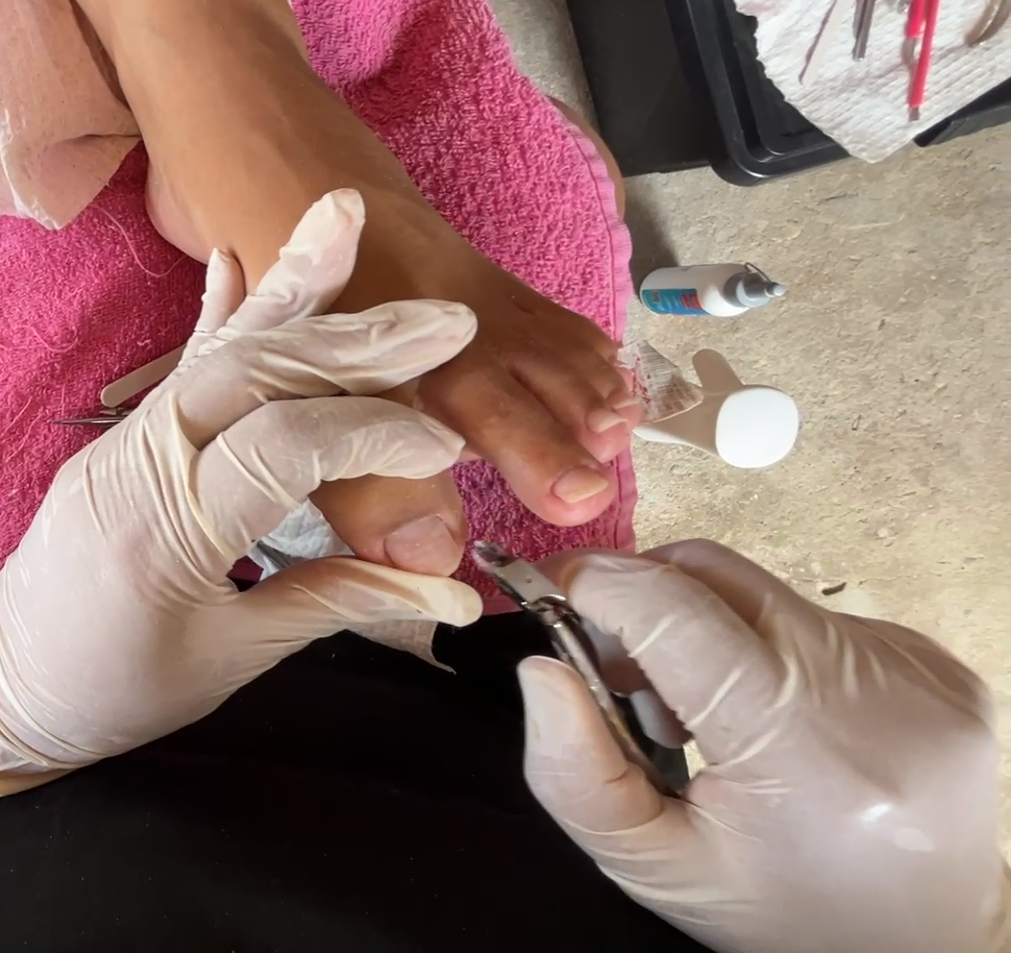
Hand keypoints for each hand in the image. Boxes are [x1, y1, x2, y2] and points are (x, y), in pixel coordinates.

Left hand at [0, 191, 484, 793]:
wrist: (7, 677)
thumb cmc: (116, 689)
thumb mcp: (229, 658)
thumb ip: (331, 602)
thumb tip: (446, 590)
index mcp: (168, 536)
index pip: (282, 448)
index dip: (371, 436)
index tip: (446, 445)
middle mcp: (138, 467)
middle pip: (247, 378)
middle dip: (347, 342)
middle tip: (440, 319)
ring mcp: (120, 444)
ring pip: (212, 359)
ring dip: (286, 299)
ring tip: (341, 225)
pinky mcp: (117, 442)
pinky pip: (175, 373)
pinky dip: (214, 319)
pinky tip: (233, 262)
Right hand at [519, 540, 1008, 952]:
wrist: (951, 951)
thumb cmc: (788, 915)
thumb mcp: (654, 867)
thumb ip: (574, 774)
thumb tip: (541, 666)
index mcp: (812, 750)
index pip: (668, 604)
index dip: (584, 582)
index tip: (536, 595)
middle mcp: (880, 691)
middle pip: (700, 573)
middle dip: (622, 595)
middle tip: (597, 659)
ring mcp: (917, 668)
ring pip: (739, 582)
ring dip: (675, 614)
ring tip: (676, 697)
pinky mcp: (929, 659)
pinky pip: (785, 606)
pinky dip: (732, 632)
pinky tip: (741, 701)